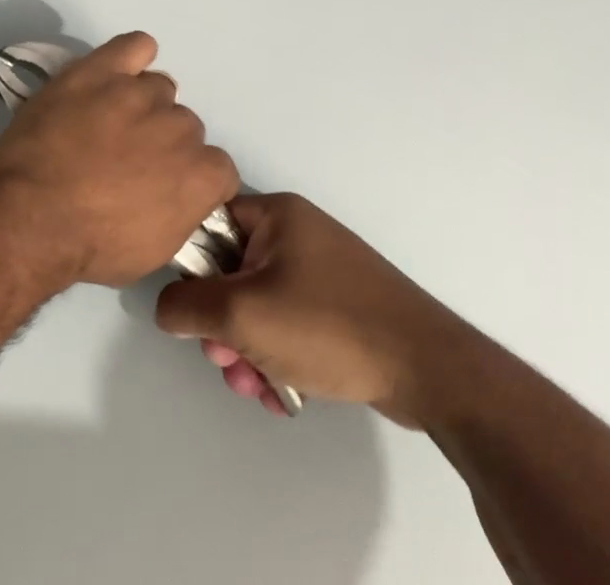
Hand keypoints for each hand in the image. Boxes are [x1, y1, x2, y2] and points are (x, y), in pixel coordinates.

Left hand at [0, 31, 237, 287]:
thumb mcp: (153, 249)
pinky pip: (132, 45)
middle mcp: (180, 129)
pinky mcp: (95, 74)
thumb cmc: (88, 245)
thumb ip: (179, 214)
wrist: (28, 215)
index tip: (154, 185)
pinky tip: (115, 71)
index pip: (213, 166)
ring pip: (155, 88)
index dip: (184, 176)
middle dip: (155, 142)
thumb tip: (176, 199)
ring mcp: (136, 96)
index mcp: (203, 174)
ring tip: (101, 124)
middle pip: (180, 125)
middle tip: (116, 159)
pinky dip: (130, 55)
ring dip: (137, 105)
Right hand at [154, 193, 475, 426]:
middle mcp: (299, 236)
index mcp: (277, 217)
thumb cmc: (329, 328)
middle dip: (218, 326)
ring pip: (255, 309)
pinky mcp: (342, 312)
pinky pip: (287, 327)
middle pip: (226, 275)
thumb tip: (170, 311)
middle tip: (224, 359)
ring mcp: (324, 275)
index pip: (204, 223)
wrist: (439, 378)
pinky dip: (275, 358)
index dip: (187, 264)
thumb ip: (181, 305)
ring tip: (254, 386)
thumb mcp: (236, 313)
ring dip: (244, 351)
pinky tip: (280, 392)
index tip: (190, 305)